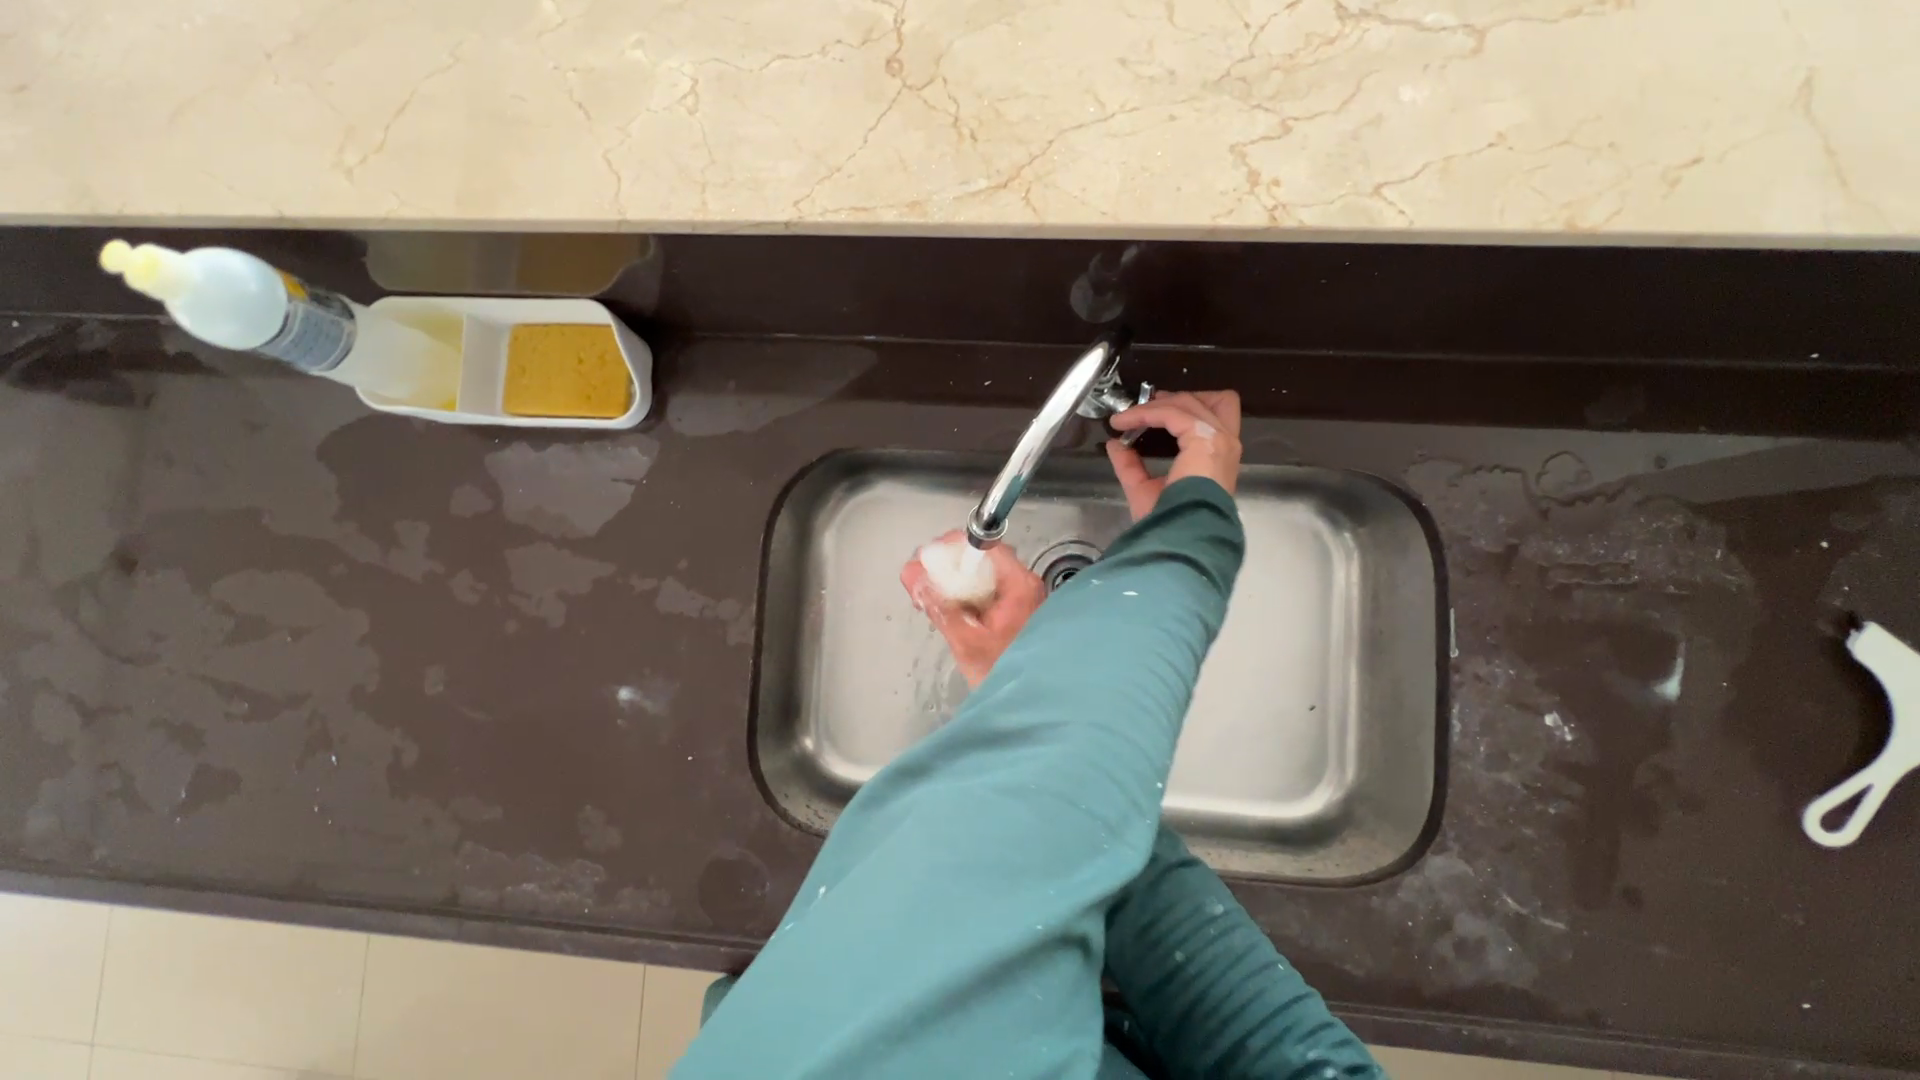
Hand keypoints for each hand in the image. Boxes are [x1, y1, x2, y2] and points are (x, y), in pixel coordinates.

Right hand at [899, 531, 1045, 686]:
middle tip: (921, 579)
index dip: (953, 547)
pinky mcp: (1011, 609)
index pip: (986, 547)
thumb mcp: (967, 642)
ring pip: (980, 574)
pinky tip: (944, 607)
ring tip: (927, 594)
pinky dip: (962, 594)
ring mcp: (1019, 596)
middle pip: (981, 558)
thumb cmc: (1004, 673)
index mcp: (1019, 585)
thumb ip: (939, 607)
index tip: (927, 558)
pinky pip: (983, 591)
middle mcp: (1023, 584)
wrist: (1031, 703)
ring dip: (952, 581)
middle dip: (947, 565)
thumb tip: (912, 575)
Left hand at [1105, 390, 1242, 519]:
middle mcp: (1225, 445)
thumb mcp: (1145, 488)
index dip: (1186, 408)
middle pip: (1209, 401)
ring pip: (1187, 403)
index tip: (1154, 408)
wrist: (1183, 534)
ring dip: (1152, 407)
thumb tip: (1115, 444)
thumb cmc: (1170, 520)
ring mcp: (1219, 439)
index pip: (1214, 418)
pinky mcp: (1205, 438)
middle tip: (1142, 406)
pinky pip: (1171, 413)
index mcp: (1217, 459)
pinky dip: (1145, 413)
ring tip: (1125, 417)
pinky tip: (1124, 422)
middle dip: (1173, 399)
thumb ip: (1131, 465)